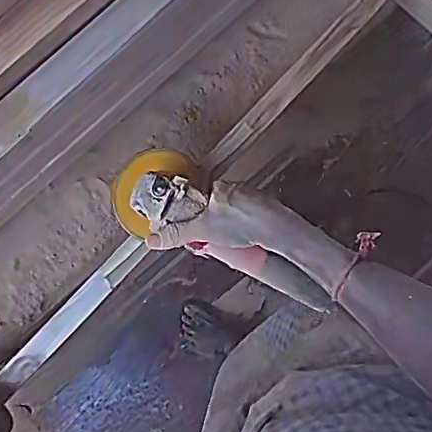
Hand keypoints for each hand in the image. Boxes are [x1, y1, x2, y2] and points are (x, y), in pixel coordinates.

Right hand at [146, 182, 280, 275]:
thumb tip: (154, 239)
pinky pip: (249, 219)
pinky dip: (246, 230)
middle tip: (214, 240)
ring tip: (232, 243)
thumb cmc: (244, 223)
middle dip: (212, 225)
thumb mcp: (203, 230)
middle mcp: (235, 189)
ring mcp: (252, 198)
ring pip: (233, 214)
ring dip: (230, 229)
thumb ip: (178, 233)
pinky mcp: (265, 209)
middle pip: (215, 207)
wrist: (278, 230)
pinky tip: (247, 242)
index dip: (195, 216)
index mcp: (217, 189)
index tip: (195, 229)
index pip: (198, 199)